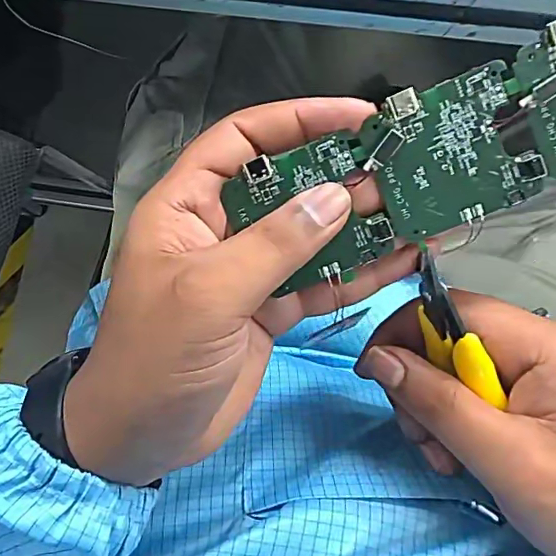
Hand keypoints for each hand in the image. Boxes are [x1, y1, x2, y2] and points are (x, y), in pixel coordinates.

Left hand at [64, 99, 419, 486]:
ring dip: (358, 224)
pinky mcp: (267, 309)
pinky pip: (316, 281)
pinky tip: (398, 259)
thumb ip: (274, 244)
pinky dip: (356, 272)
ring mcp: (246, 270)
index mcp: (185, 207)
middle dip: (338, 174)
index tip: (355, 118)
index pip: (241, 141)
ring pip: (308, 234)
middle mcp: (218, 230)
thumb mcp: (209, 292)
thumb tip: (334, 196)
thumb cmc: (154, 357)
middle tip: (398, 167)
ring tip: (414, 209)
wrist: (140, 437)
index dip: (296, 120)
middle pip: (284, 185)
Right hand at [356, 291, 555, 555]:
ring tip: (449, 459)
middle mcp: (548, 344)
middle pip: (452, 338)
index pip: (453, 308)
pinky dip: (461, 422)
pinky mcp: (546, 398)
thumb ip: (437, 402)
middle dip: (422, 386)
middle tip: (425, 441)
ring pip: (459, 368)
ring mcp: (549, 372)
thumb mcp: (506, 459)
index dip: (403, 333)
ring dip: (438, 410)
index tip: (373, 378)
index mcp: (548, 344)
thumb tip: (377, 358)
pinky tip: (466, 458)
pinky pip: (482, 393)